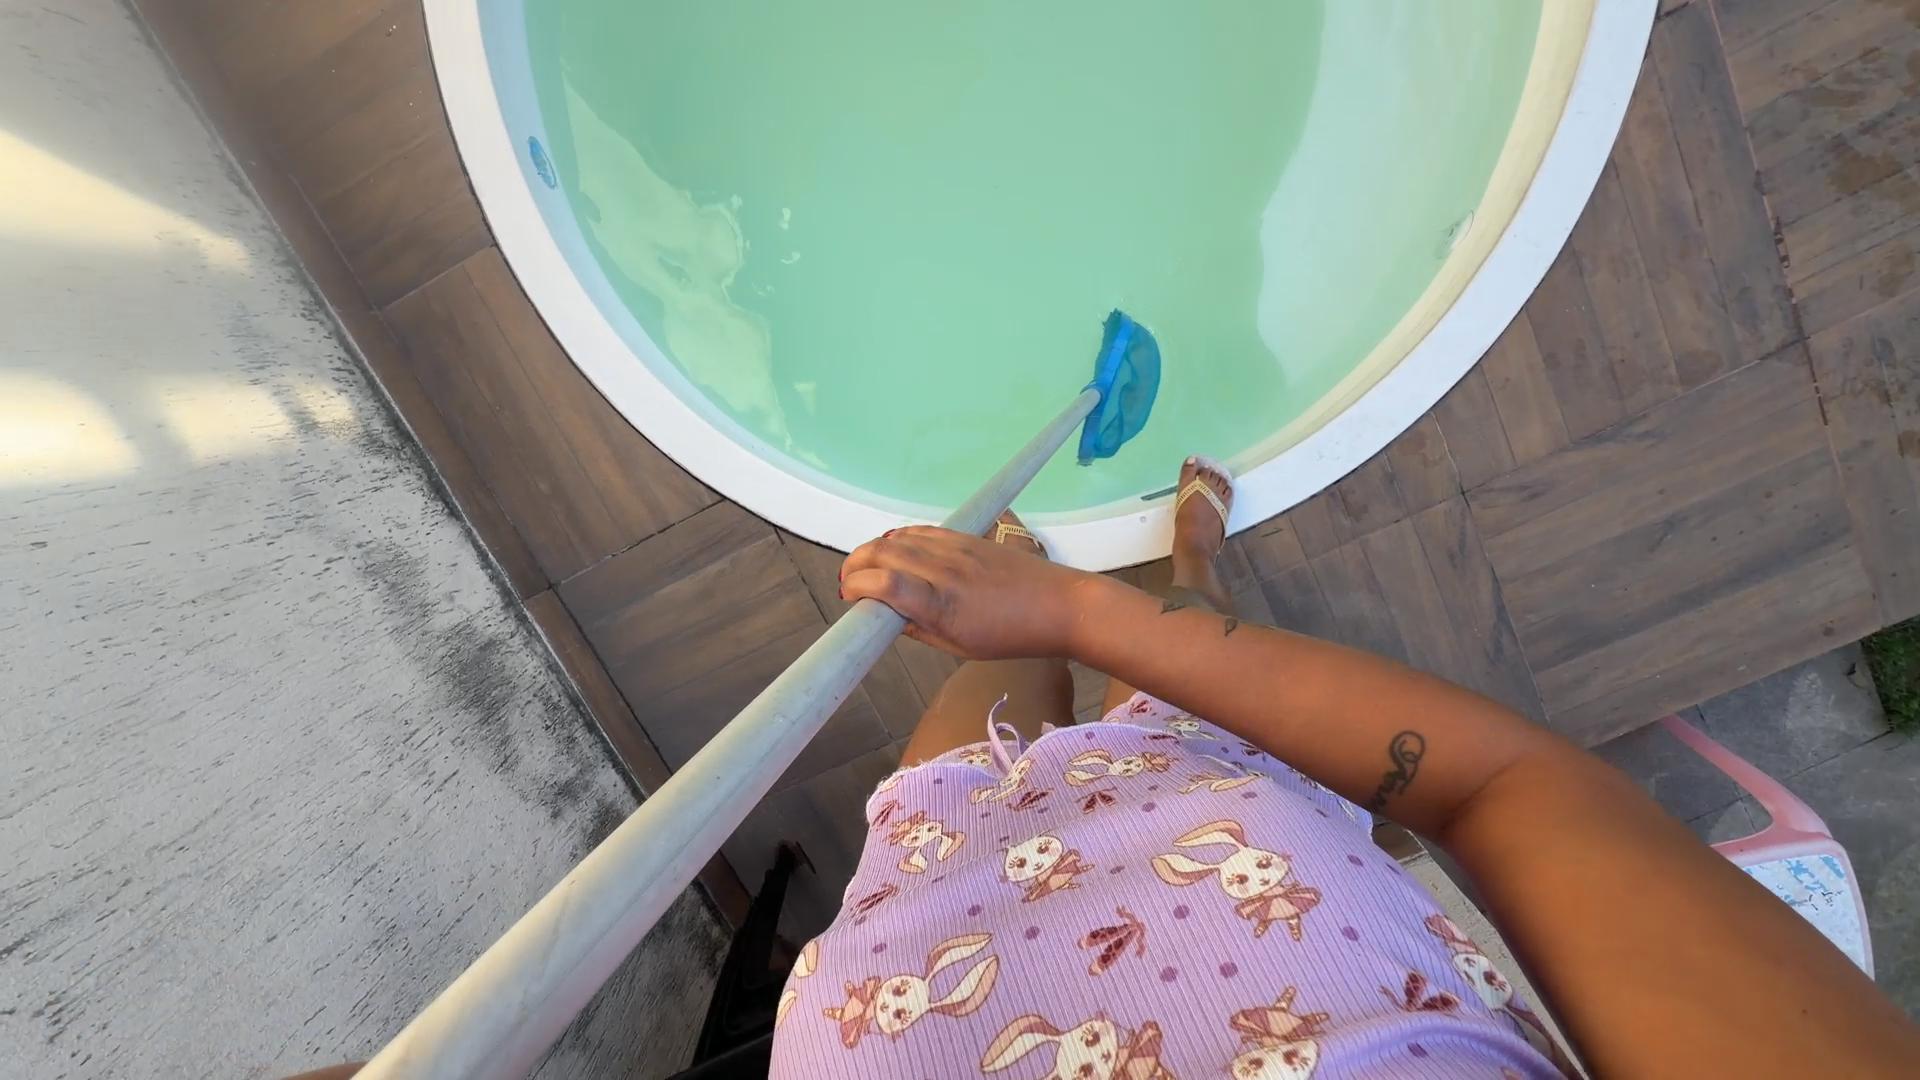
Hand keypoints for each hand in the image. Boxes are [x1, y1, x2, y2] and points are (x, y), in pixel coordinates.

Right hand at [839, 527, 1100, 659]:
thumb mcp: (960, 647)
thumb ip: (920, 629)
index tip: (849, 596)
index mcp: (942, 606)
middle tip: (848, 580)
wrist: (1059, 604)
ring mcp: (955, 548)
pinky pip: (922, 530)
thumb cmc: (1012, 636)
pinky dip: (900, 537)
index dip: (858, 585)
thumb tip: (889, 617)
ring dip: (874, 547)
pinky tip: (894, 548)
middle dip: (856, 563)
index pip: (885, 583)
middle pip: (884, 551)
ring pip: (899, 537)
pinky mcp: (967, 536)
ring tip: (865, 565)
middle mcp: (944, 571)